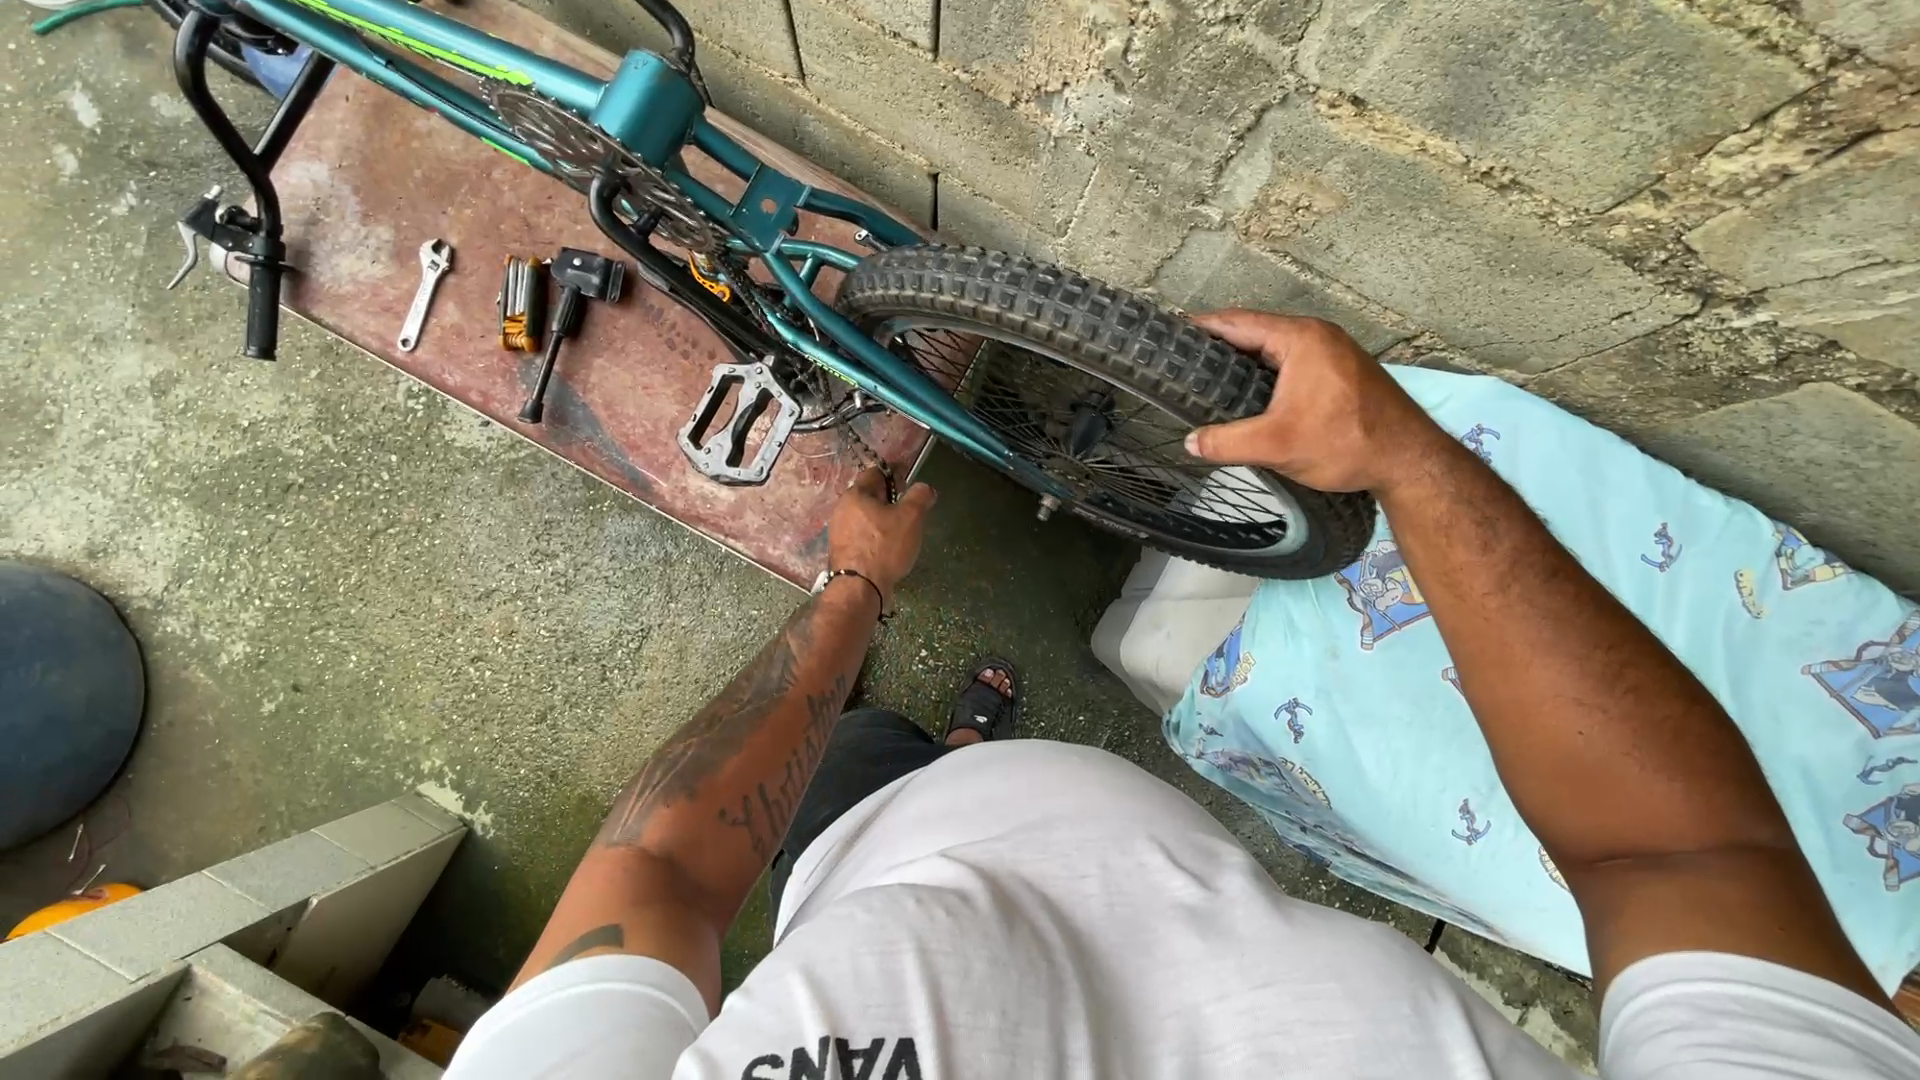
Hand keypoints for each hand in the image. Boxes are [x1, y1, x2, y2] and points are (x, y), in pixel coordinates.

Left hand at [828, 468, 937, 610]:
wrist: (860, 588)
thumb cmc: (885, 547)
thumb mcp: (911, 517)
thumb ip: (920, 496)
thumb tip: (925, 488)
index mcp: (856, 494)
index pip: (876, 472)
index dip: (895, 475)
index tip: (909, 484)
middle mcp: (842, 509)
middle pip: (869, 496)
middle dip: (889, 499)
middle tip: (908, 511)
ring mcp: (839, 532)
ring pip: (865, 517)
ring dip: (881, 520)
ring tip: (900, 533)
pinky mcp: (841, 551)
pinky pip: (862, 536)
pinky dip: (875, 538)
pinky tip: (886, 549)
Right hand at [1182, 311, 1452, 494]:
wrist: (1409, 461)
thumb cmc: (1346, 443)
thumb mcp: (1276, 445)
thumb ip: (1226, 442)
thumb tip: (1189, 443)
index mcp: (1301, 339)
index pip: (1239, 322)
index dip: (1203, 326)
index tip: (1172, 332)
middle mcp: (1318, 336)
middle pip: (1256, 332)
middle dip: (1218, 344)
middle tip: (1181, 359)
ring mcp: (1333, 353)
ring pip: (1275, 349)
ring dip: (1242, 360)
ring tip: (1206, 377)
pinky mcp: (1340, 373)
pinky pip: (1291, 362)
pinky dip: (1264, 372)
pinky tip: (1248, 394)